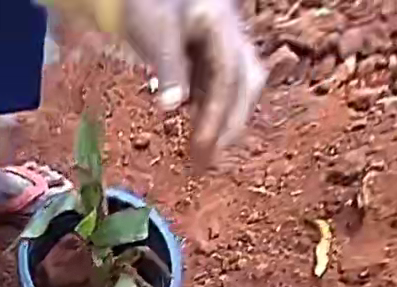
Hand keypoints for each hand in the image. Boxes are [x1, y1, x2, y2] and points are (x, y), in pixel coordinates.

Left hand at [121, 0, 265, 162]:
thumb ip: (168, 68)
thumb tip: (172, 107)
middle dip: (231, 126)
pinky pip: (226, 92)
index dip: (217, 114)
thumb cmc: (149, 5)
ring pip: (242, 90)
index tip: (202, 146)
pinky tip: (199, 138)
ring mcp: (229, 47)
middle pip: (247, 85)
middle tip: (210, 161)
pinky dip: (217, 116)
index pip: (228, 76)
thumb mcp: (156, 32)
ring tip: (206, 157)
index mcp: (220, 24)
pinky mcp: (219, 59)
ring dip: (227, 124)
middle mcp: (233, 36)